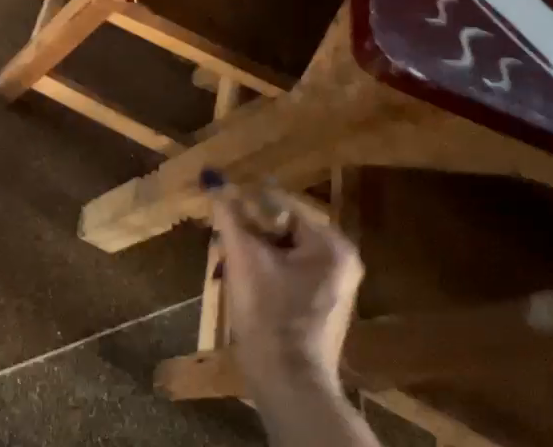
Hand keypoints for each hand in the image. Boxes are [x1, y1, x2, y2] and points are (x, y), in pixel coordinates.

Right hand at [211, 186, 362, 397]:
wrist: (285, 374)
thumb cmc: (267, 310)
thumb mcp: (243, 255)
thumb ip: (228, 213)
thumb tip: (213, 178)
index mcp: (331, 245)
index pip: (280, 203)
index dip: (244, 204)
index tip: (217, 212)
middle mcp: (339, 259)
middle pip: (279, 224)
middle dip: (245, 228)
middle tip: (219, 238)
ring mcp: (330, 281)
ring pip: (278, 245)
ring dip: (248, 246)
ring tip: (226, 260)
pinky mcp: (316, 298)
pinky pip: (283, 265)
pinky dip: (259, 264)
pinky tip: (239, 277)